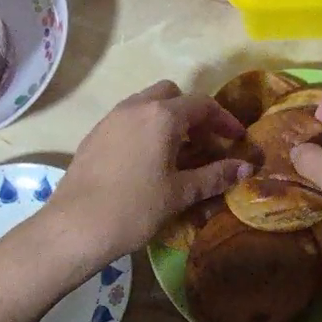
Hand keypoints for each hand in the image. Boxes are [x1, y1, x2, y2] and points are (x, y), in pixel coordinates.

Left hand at [45, 81, 251, 260]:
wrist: (76, 226)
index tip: (237, 140)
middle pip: (171, 95)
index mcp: (161, 115)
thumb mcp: (180, 193)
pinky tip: (148, 162)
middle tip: (205, 144)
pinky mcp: (94, 135)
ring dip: (167, 121)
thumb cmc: (134, 208)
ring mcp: (111, 119)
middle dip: (192, 114)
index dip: (224, 120)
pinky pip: (127, 121)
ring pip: (146, 105)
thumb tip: (245, 167)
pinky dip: (145, 130)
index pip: (202, 104)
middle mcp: (135, 107)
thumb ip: (214, 176)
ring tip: (178, 154)